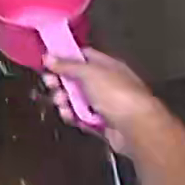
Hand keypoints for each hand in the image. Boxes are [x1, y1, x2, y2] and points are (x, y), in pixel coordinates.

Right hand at [42, 48, 174, 157]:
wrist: (137, 129)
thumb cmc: (115, 93)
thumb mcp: (89, 72)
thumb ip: (67, 65)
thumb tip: (47, 56)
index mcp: (107, 66)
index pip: (83, 56)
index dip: (65, 57)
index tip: (47, 61)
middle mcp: (106, 83)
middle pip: (77, 79)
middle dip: (60, 81)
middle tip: (49, 83)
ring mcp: (104, 104)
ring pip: (76, 99)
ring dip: (64, 100)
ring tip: (60, 103)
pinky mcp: (101, 124)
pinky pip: (81, 117)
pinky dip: (73, 116)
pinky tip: (68, 116)